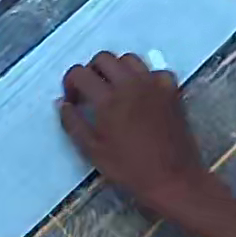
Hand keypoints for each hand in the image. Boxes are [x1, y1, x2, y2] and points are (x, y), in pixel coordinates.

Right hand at [59, 51, 225, 225]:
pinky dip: (145, 78)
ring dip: (117, 69)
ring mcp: (154, 85)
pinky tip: (142, 95)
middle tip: (91, 92)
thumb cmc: (128, 168)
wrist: (173, 179)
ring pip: (129, 58)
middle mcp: (130, 84)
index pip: (79, 73)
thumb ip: (73, 122)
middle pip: (103, 58)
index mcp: (107, 99)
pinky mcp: (172, 91)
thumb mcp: (91, 150)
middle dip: (91, 71)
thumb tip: (62, 103)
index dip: (70, 83)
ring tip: (115, 89)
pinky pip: (155, 71)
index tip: (73, 100)